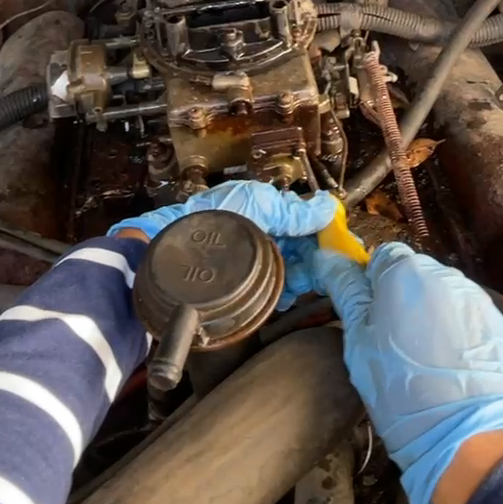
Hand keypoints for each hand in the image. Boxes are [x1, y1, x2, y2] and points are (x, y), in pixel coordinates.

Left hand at [110, 180, 336, 308]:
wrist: (161, 249)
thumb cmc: (204, 222)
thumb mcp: (254, 208)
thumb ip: (291, 212)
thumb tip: (326, 207)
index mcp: (261, 209)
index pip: (302, 220)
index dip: (323, 232)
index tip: (341, 246)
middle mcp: (257, 232)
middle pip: (299, 246)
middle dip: (317, 258)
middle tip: (332, 271)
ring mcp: (248, 260)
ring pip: (289, 269)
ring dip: (304, 276)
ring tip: (314, 284)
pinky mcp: (238, 285)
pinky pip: (272, 289)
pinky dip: (285, 292)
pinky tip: (291, 296)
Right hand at [310, 243, 502, 503]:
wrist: (467, 434)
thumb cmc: (399, 386)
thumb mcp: (358, 340)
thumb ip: (345, 290)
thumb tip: (326, 256)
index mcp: (403, 271)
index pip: (383, 256)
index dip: (373, 283)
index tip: (371, 315)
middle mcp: (442, 273)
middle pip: (414, 274)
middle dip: (403, 297)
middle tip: (394, 342)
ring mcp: (475, 297)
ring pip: (442, 295)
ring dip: (431, 313)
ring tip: (426, 360)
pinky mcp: (498, 323)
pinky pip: (467, 316)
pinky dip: (457, 332)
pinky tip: (452, 367)